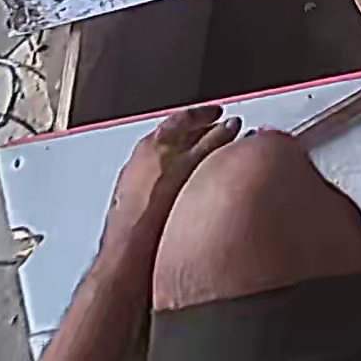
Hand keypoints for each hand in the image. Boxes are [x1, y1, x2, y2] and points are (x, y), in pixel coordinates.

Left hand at [101, 105, 240, 255]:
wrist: (130, 247)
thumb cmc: (155, 206)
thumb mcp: (194, 165)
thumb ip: (214, 141)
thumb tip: (231, 125)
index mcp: (155, 141)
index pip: (183, 117)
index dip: (205, 113)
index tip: (218, 113)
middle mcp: (141, 155)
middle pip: (174, 134)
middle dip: (198, 131)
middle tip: (218, 132)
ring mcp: (135, 177)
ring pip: (166, 155)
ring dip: (186, 152)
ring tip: (206, 159)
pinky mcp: (133, 198)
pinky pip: (158, 175)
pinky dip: (176, 172)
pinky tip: (186, 185)